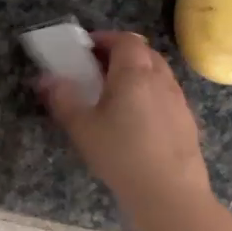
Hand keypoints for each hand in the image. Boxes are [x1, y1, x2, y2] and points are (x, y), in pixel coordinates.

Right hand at [40, 31, 210, 209]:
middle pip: (145, 53)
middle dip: (119, 52)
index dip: (105, 38)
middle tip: (93, 66)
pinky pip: (164, 93)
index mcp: (134, 75)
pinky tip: (131, 115)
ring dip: (134, 71)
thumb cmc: (119, 153)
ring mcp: (178, 101)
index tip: (83, 48)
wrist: (169, 192)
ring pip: (158, 72)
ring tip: (110, 90)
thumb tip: (46, 78)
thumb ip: (62, 97)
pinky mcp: (185, 121)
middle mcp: (161, 81)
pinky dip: (147, 91)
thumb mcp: (79, 125)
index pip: (126, 41)